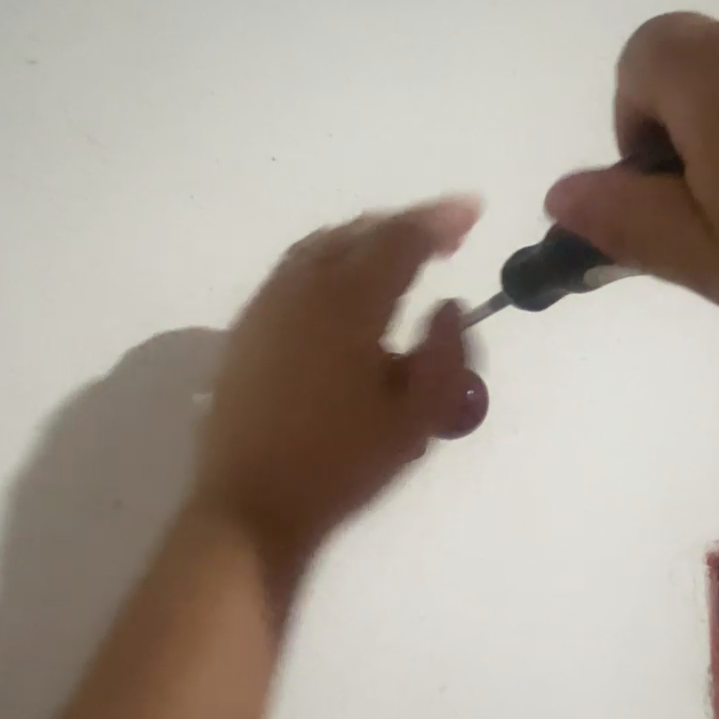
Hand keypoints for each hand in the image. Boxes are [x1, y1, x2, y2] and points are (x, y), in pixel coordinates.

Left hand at [194, 197, 487, 555]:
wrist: (251, 507)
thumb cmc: (341, 468)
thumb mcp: (415, 420)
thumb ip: (446, 355)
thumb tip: (448, 307)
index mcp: (348, 305)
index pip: (401, 239)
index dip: (441, 219)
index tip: (472, 211)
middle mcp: (301, 290)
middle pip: (357, 232)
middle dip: (403, 227)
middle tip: (441, 238)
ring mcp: (266, 307)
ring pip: (319, 248)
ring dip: (364, 242)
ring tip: (396, 258)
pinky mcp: (245, 330)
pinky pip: (293, 273)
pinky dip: (330, 264)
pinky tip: (344, 293)